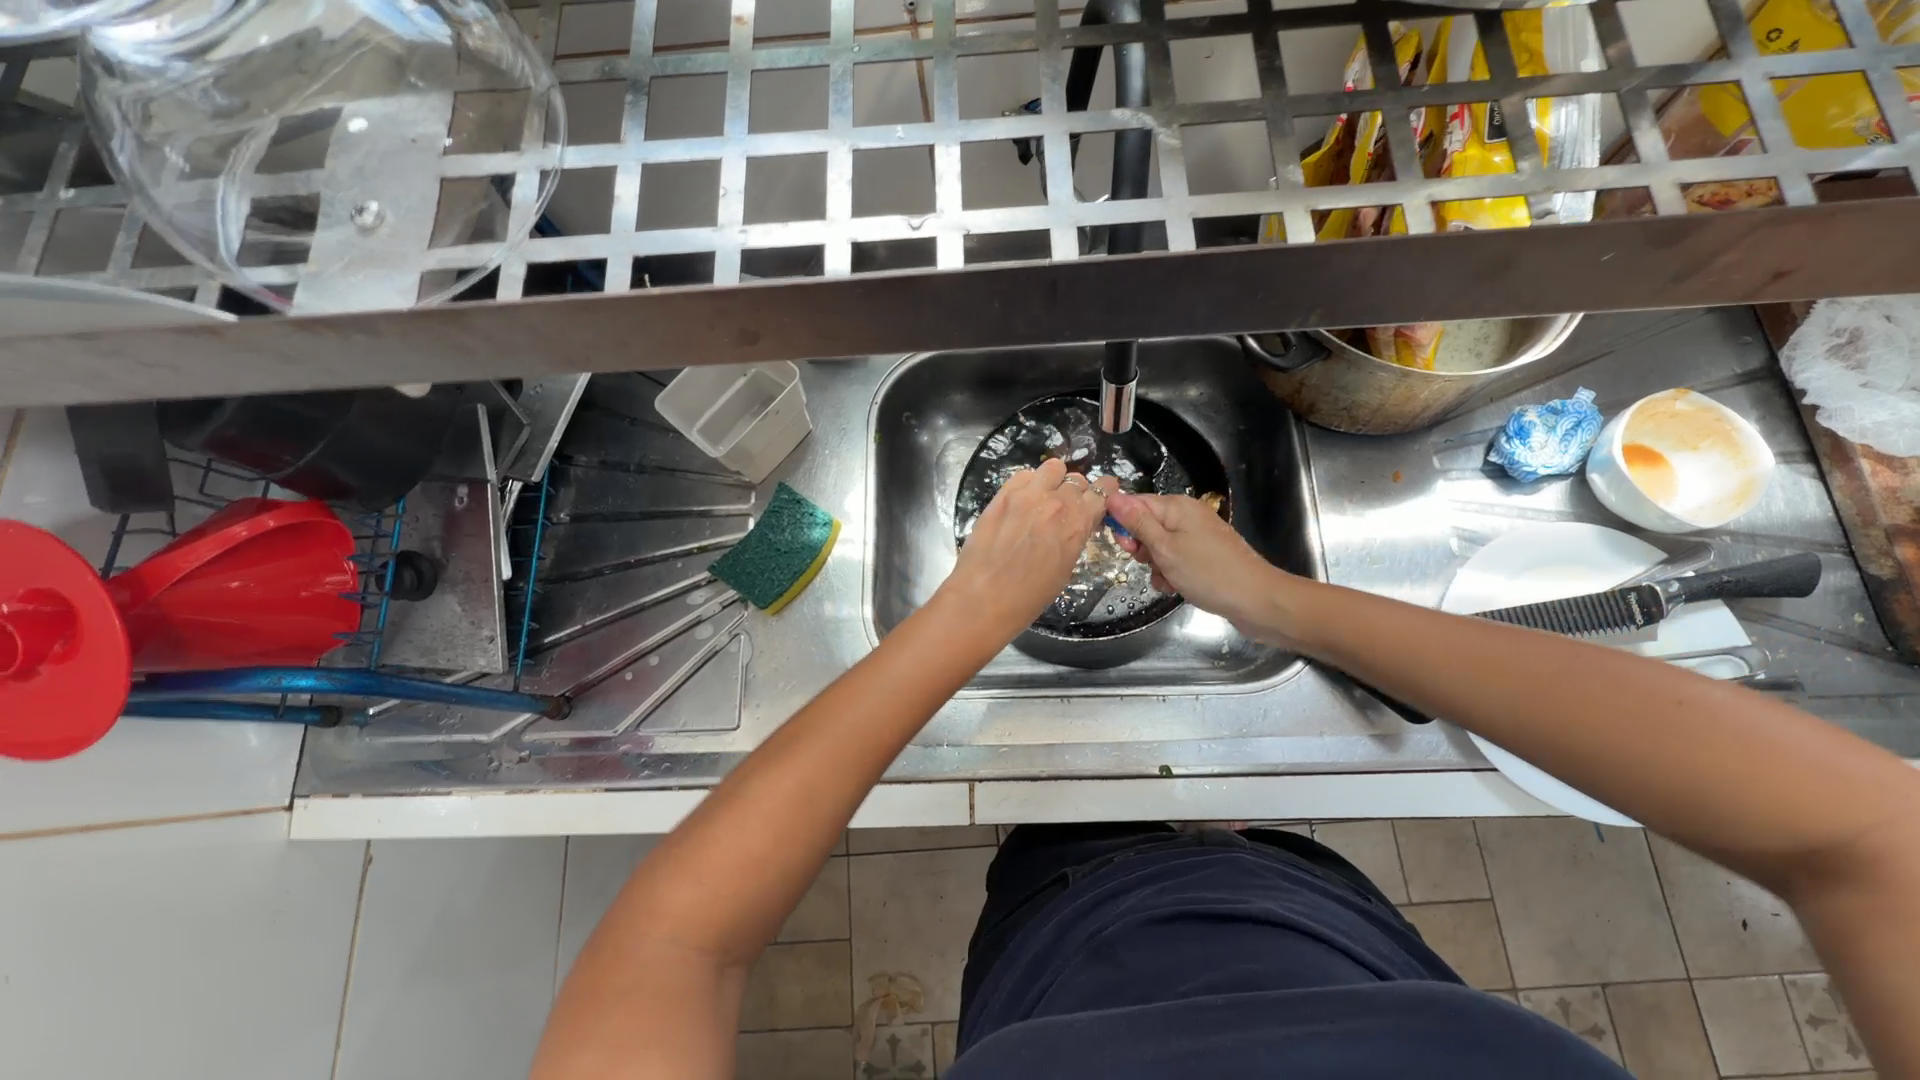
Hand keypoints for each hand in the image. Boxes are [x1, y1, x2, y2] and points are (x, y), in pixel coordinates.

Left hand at [940, 458, 1112, 642]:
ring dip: (1053, 480)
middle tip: (1066, 509)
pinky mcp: (1002, 494)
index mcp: (1078, 522)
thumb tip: (1074, 526)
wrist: (984, 597)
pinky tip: (1022, 501)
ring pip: (1052, 468)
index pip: (1103, 491)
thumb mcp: (1066, 568)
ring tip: (1044, 498)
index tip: (1099, 499)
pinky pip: (1023, 475)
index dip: (1103, 493)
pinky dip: (1028, 483)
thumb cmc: (1029, 596)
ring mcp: (1027, 494)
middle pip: (1076, 480)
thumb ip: (1075, 537)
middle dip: (1075, 492)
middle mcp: (1056, 501)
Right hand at [1105, 491, 1300, 644]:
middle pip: (1147, 526)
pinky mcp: (1205, 556)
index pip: (1136, 503)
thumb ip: (1138, 523)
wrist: (1256, 600)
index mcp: (1177, 507)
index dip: (1124, 523)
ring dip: (1156, 565)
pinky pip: (1176, 559)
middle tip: (1149, 563)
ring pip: (1160, 547)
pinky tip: (1175, 587)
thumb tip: (1114, 497)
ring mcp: (1198, 537)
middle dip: (1142, 548)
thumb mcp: (1165, 549)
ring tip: (1167, 580)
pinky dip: (1171, 573)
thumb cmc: (1208, 573)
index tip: (1125, 547)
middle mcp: (1188, 516)